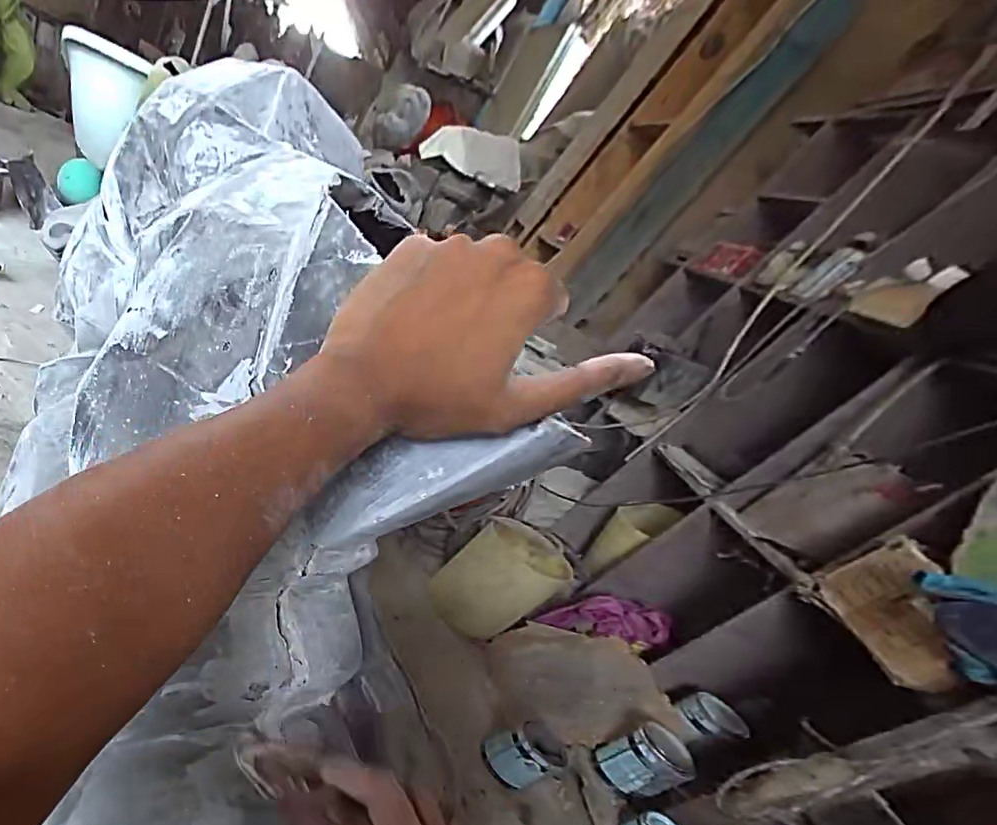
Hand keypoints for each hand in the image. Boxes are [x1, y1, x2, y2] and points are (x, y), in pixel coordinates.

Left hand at [307, 234, 652, 440]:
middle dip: (490, 302)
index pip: (545, 297)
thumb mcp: (511, 406)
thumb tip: (641, 365)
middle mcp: (496, 253)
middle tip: (454, 345)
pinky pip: (425, 258)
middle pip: (506, 274)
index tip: (488, 353)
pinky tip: (402, 311)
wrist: (356, 386)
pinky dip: (420, 278)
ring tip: (425, 330)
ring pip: (466, 262)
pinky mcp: (403, 249)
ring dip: (455, 287)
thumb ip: (579, 382)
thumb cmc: (431, 400)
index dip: (520, 328)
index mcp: (531, 286)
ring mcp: (446, 246)